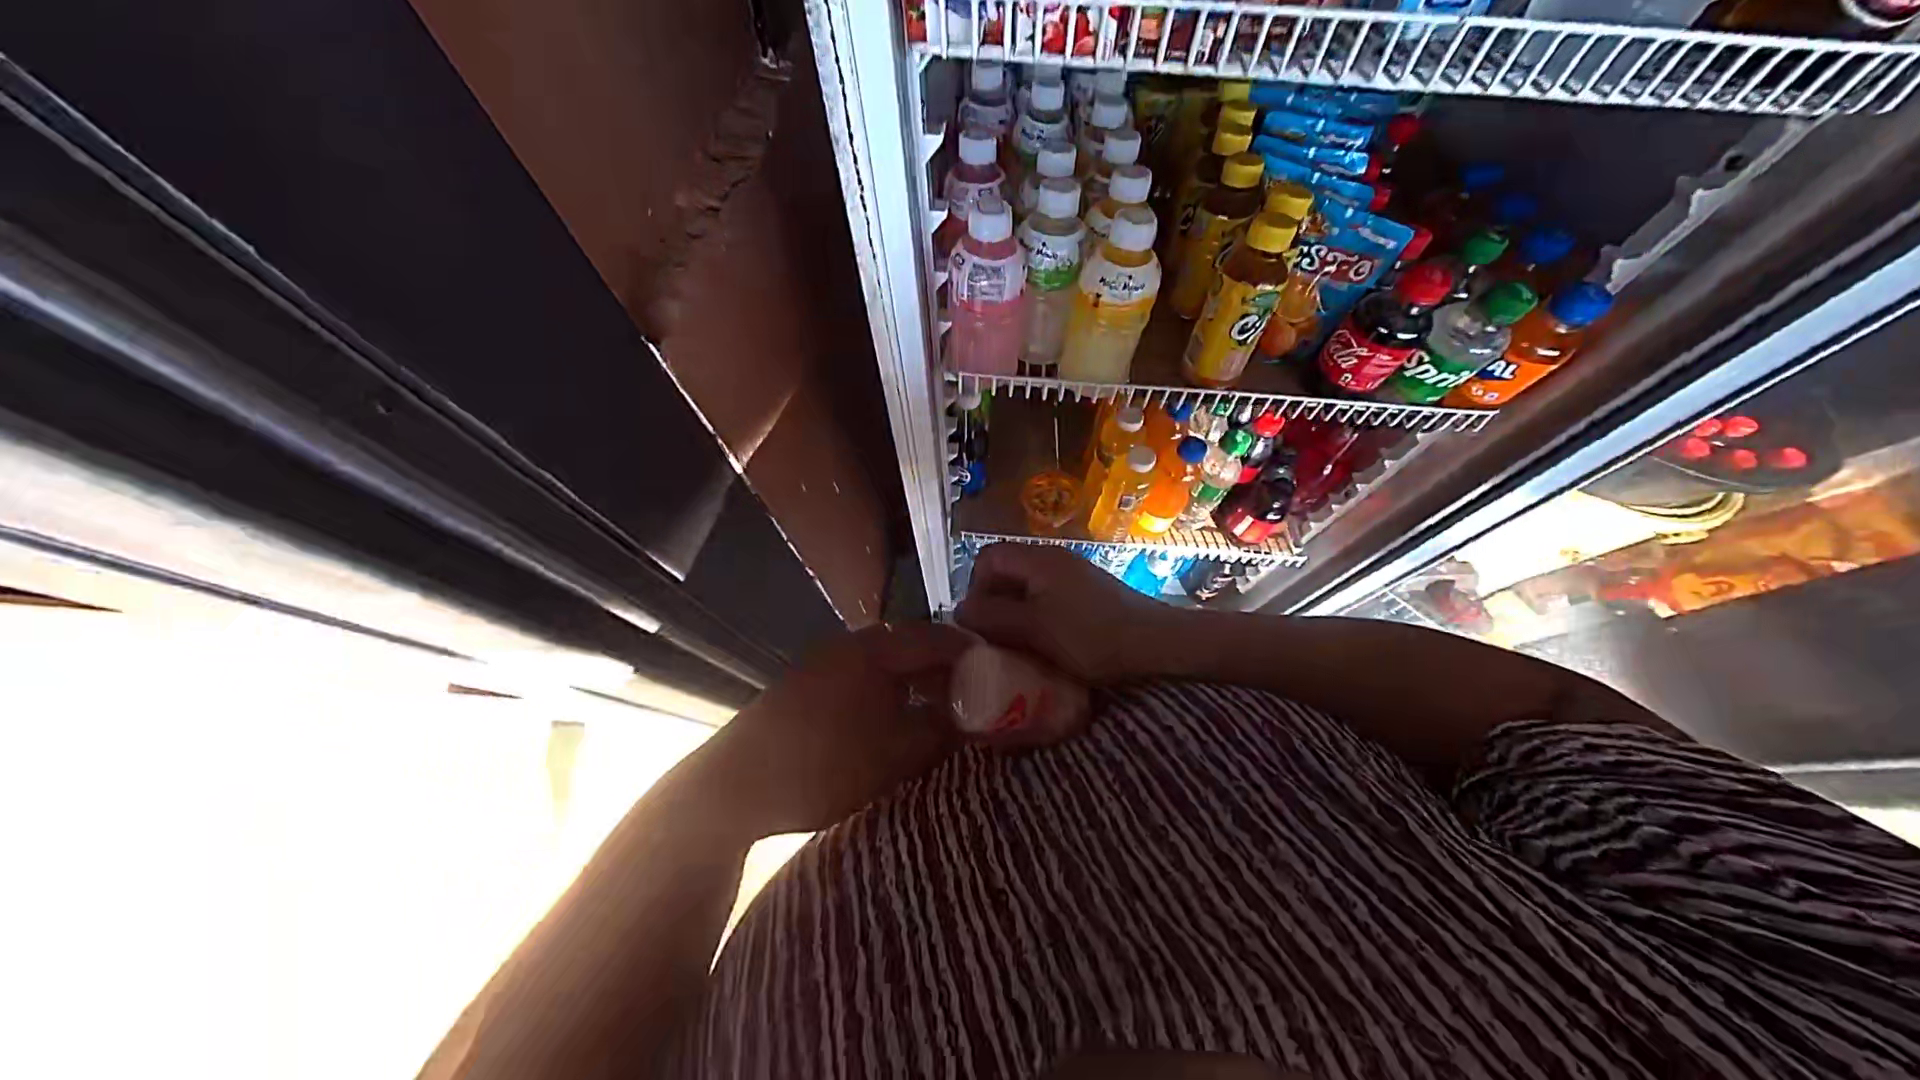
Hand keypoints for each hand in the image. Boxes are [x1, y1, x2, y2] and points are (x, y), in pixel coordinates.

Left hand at [694, 621, 972, 836]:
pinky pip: (866, 678)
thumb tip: (979, 717)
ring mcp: (826, 662)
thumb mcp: (898, 753)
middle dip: (949, 670)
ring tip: (946, 712)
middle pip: (915, 647)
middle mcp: (852, 644)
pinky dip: (892, 693)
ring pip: (890, 665)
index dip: (977, 655)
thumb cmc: (825, 764)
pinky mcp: (810, 685)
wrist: (735, 786)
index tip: (1007, 675)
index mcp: (877, 648)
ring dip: (919, 683)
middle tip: (981, 697)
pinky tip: (900, 720)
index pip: (941, 638)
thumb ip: (944, 730)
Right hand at [956, 543, 1177, 683]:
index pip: (987, 559)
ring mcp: (1073, 577)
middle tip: (997, 640)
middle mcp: (1054, 560)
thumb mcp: (1033, 628)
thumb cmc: (1091, 635)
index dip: (975, 588)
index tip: (982, 623)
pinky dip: (1039, 622)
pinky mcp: (1089, 596)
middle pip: (1006, 574)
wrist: (1157, 645)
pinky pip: (1049, 603)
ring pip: (1027, 592)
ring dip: (1017, 618)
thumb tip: (959, 612)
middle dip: (995, 606)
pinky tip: (1047, 648)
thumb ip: (991, 617)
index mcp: (1038, 559)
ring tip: (1020, 648)